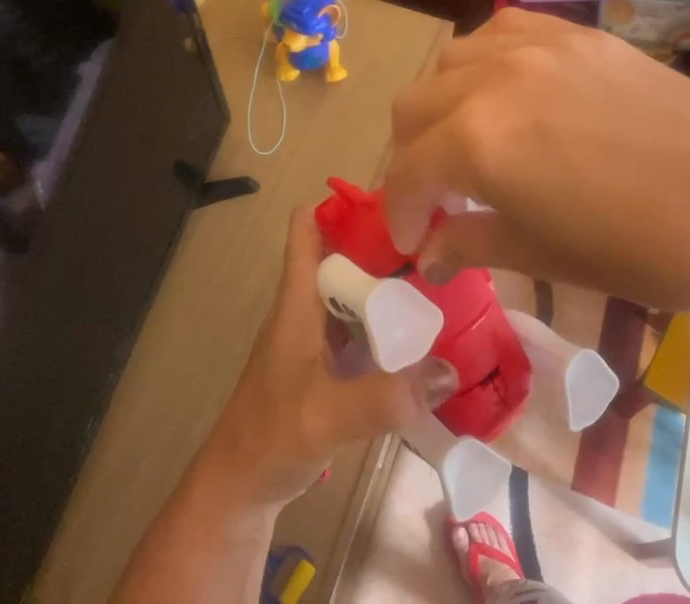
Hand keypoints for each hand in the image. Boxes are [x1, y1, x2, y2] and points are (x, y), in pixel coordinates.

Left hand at [197, 207, 458, 507]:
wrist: (239, 487)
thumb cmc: (270, 439)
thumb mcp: (327, 418)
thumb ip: (385, 398)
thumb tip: (451, 370)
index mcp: (297, 303)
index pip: (307, 228)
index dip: (343, 205)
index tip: (396, 201)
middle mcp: (305, 309)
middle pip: (340, 254)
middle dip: (383, 243)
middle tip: (440, 242)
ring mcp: (315, 337)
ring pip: (352, 291)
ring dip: (388, 282)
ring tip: (442, 278)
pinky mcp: (325, 364)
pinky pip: (359, 326)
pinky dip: (386, 322)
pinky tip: (422, 335)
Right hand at [383, 9, 689, 305]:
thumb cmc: (641, 248)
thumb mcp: (542, 256)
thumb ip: (470, 243)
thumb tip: (428, 254)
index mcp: (476, 142)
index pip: (407, 174)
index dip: (401, 214)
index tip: (415, 242)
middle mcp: (491, 80)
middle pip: (412, 107)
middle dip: (412, 157)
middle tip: (441, 195)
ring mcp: (536, 46)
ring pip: (450, 59)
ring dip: (443, 104)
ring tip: (474, 137)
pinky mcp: (577, 34)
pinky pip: (504, 30)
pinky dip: (487, 62)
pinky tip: (512, 91)